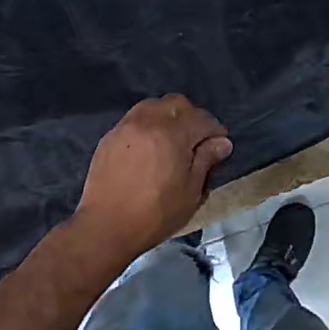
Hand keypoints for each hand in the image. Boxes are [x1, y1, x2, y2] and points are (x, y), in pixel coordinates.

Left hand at [70, 95, 231, 262]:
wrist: (106, 226)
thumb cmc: (155, 213)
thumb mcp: (190, 191)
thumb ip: (206, 160)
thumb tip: (222, 142)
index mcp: (172, 134)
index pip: (202, 119)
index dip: (215, 130)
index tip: (220, 143)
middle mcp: (148, 121)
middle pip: (176, 104)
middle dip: (192, 116)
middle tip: (197, 138)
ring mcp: (125, 126)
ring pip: (152, 106)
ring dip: (168, 116)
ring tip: (172, 139)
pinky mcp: (110, 137)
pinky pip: (134, 119)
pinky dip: (147, 125)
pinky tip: (150, 146)